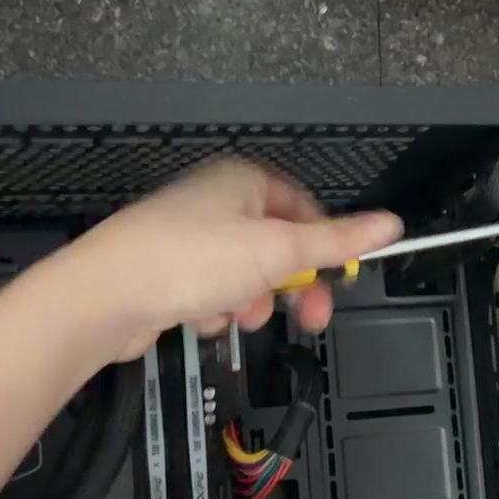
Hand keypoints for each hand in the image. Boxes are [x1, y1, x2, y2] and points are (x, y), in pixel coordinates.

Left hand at [60, 160, 401, 360]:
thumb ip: (336, 241)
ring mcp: (190, 238)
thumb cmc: (188, 260)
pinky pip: (213, 294)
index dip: (326, 249)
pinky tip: (199, 316)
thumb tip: (390, 224)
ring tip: (232, 312)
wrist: (108, 297)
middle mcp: (217, 203)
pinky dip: (214, 311)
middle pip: (277, 247)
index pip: (306, 211)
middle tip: (308, 317)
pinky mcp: (171, 272)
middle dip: (288, 286)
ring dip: (248, 302)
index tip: (339, 280)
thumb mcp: (279, 251)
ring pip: (246, 277)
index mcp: (245, 182)